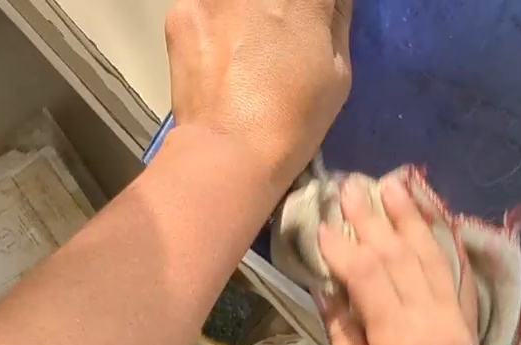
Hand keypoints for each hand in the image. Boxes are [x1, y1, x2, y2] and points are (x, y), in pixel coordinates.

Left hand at [165, 0, 352, 188]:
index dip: (315, 13)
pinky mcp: (182, 11)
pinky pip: (202, 9)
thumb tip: (331, 3)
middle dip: (276, 15)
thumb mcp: (338, 77)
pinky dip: (210, 29)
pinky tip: (216, 62)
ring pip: (234, 2)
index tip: (312, 30)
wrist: (230, 153)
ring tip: (243, 54)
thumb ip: (336, 23)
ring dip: (242, 17)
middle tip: (275, 47)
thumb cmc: (295, 121)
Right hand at [319, 173, 483, 344]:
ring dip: (411, 220)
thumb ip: (343, 335)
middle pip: (403, 259)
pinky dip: (443, 246)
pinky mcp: (465, 328)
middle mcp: (435, 324)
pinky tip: (432, 219)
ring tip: (394, 184)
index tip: (325, 221)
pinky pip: (455, 278)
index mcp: (403, 342)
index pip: (371, 278)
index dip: (346, 248)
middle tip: (353, 185)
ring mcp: (455, 324)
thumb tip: (330, 289)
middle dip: (376, 220)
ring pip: (433, 259)